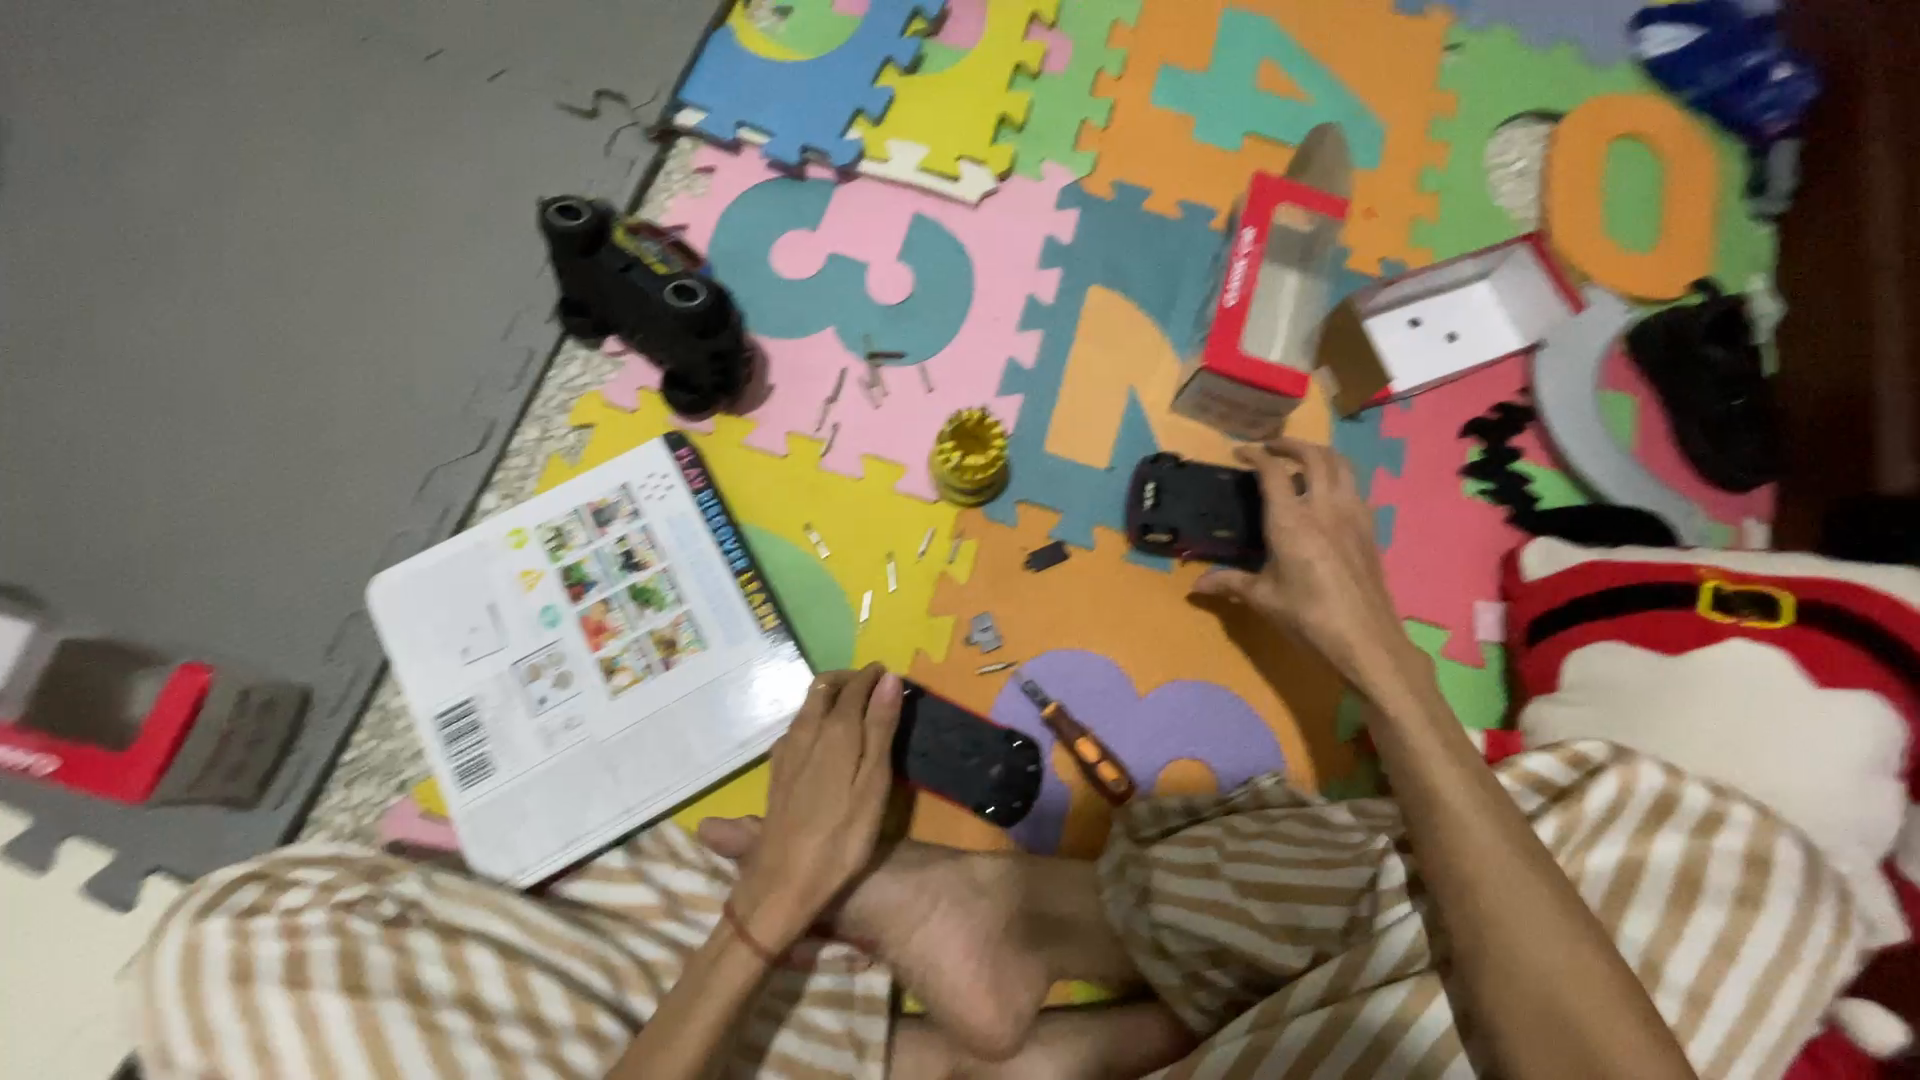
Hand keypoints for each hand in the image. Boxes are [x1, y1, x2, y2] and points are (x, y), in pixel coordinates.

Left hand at [727, 664, 903, 951]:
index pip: (854, 685)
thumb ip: (880, 727)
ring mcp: (786, 750)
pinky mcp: (777, 770)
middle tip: (873, 686)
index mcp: (835, 730)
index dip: (872, 676)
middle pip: (824, 687)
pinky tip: (824, 739)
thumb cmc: (843, 836)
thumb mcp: (874, 782)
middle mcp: (806, 731)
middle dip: (848, 679)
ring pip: (808, 705)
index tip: (888, 674)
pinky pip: (798, 727)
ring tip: (855, 708)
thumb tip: (887, 678)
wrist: (785, 882)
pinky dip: (816, 717)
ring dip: (831, 696)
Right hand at [1190, 438, 1418, 694]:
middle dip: (1290, 445)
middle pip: (1314, 456)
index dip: (1256, 455)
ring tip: (1302, 461)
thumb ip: (1230, 584)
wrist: (1365, 639)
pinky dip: (1339, 476)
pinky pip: (1355, 487)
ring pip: (1341, 465)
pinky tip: (1327, 494)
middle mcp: (1324, 507)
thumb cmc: (1307, 617)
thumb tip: (1196, 586)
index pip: (1273, 472)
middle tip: (1271, 448)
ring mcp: (1353, 514)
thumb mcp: (1262, 599)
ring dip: (1320, 454)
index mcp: (1291, 521)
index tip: (1241, 451)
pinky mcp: (1370, 528)